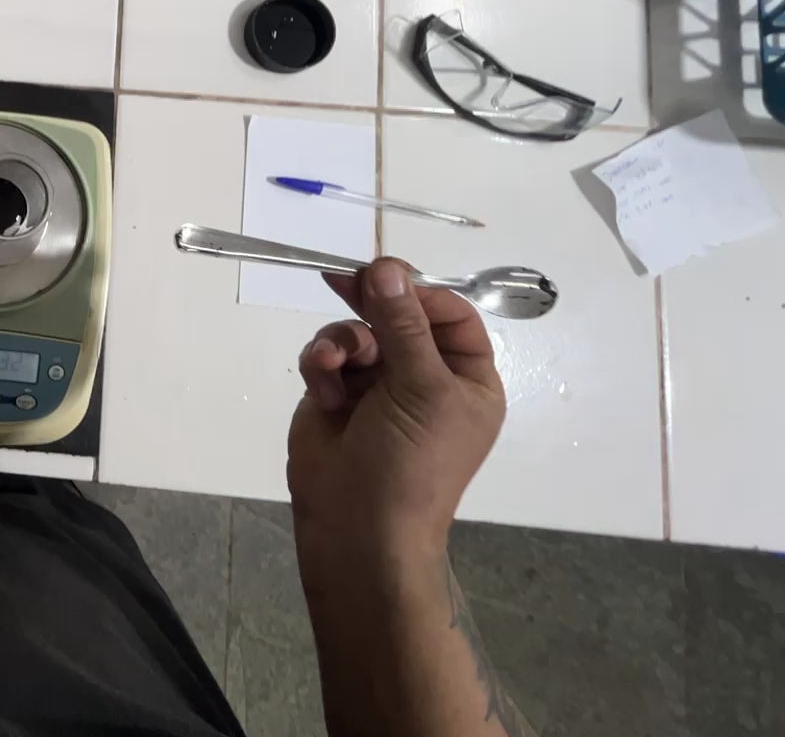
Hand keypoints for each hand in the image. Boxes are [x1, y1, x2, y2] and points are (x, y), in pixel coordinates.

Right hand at [286, 259, 505, 566]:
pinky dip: (320, 366)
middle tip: (338, 278)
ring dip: (339, 344)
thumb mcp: (419, 390)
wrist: (357, 518)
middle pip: (395, 317)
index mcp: (464, 378)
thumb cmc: (410, 461)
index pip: (449, 317)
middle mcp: (421, 376)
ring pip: (353, 333)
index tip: (382, 274)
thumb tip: (386, 266)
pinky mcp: (333, 391)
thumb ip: (402, 325)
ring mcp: (375, 384)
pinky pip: (324, 356)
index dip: (417, 293)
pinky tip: (322, 391)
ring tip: (330, 368)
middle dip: (369, 304)